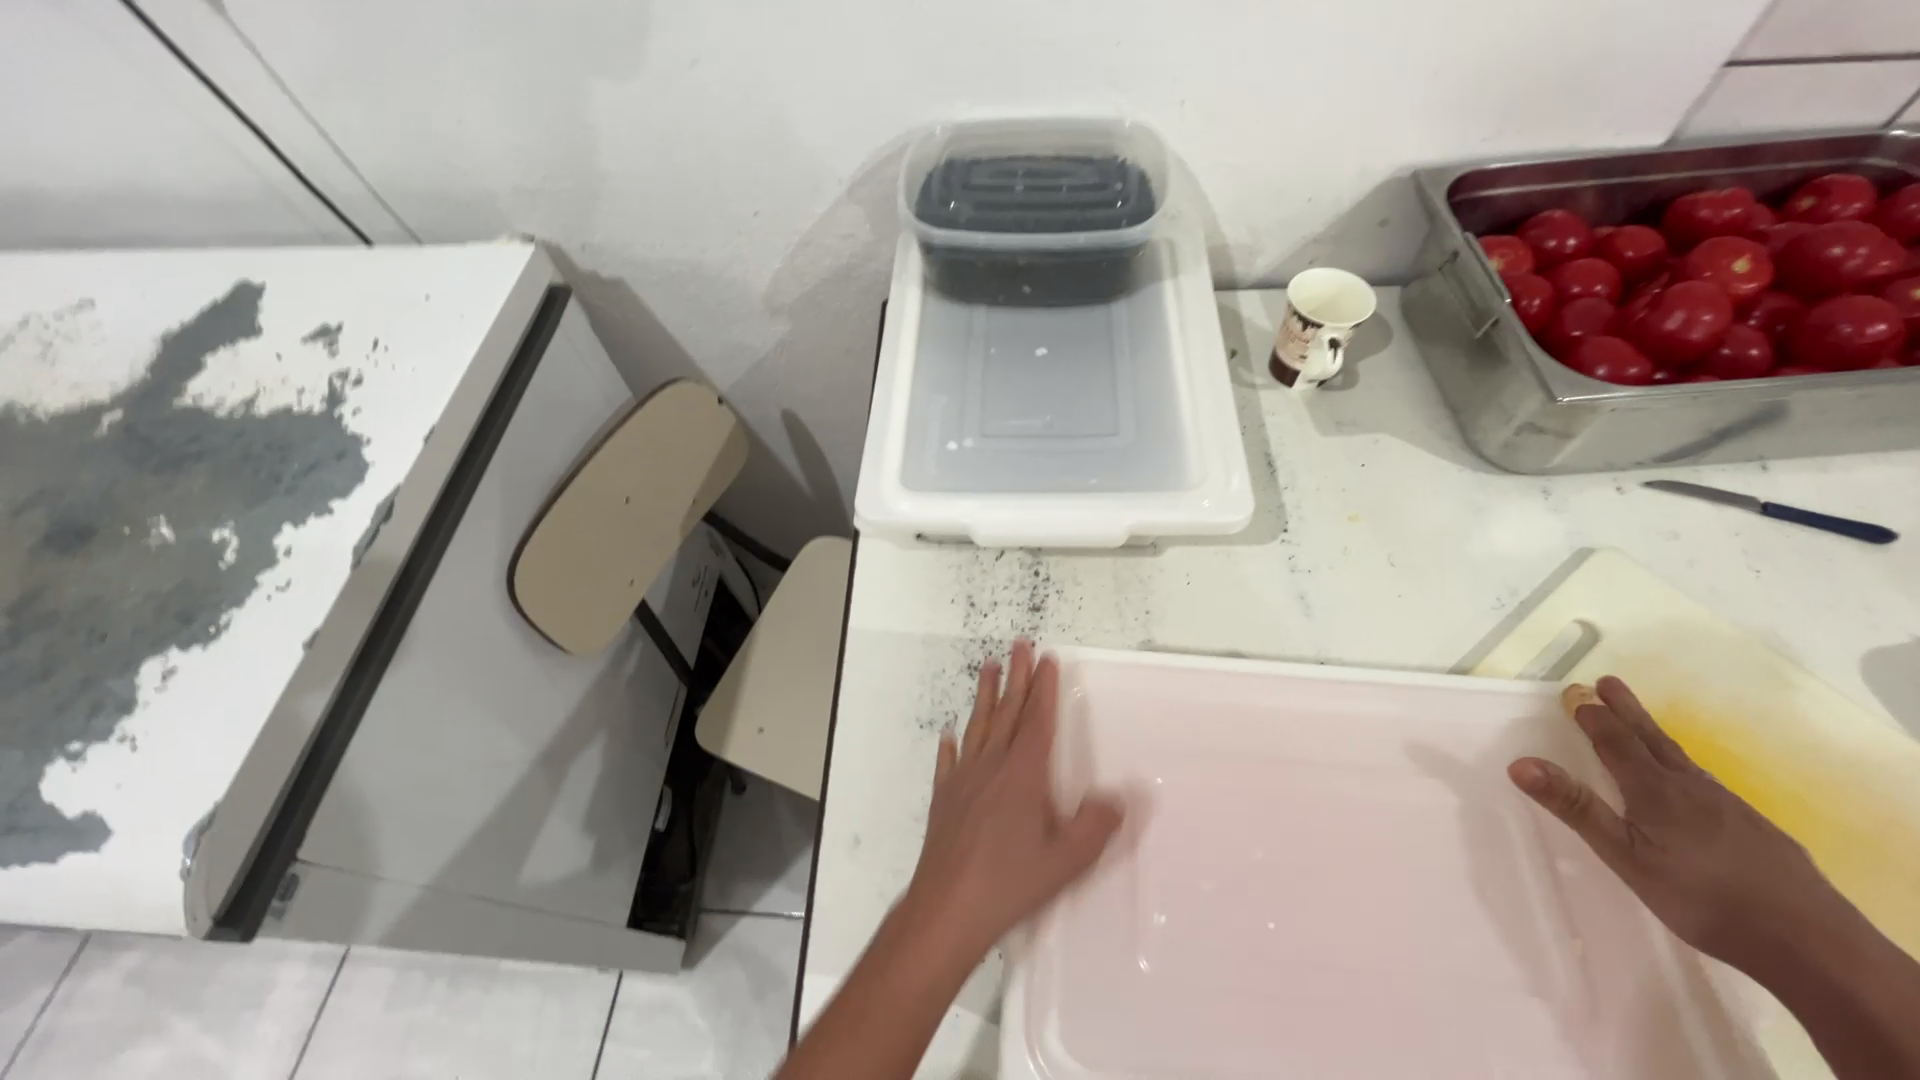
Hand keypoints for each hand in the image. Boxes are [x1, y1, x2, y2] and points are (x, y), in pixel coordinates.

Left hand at [900, 640, 1126, 965]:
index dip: (1044, 687)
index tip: (1047, 658)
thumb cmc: (1011, 883)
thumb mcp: (1068, 861)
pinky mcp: (944, 800)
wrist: (947, 909)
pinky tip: (949, 733)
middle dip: (1017, 676)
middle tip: (1020, 644)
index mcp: (1024, 775)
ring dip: (985, 696)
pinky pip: (949, 762)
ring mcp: (963, 781)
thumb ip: (1097, 826)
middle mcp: (992, 767)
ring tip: (988, 666)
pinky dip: (952, 744)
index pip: (1038, 720)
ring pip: (978, 727)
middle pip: (1007, 712)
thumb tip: (1121, 797)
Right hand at [1508, 676, 1856, 976]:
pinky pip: (1706, 783)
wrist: (1810, 940)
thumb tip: (1520, 763)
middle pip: (1651, 739)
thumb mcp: (1624, 856)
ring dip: (1653, 735)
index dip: (1592, 716)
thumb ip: (1575, 808)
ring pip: (1681, 759)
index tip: (1573, 692)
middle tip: (1607, 682)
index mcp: (1655, 791)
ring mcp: (1728, 806)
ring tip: (1639, 724)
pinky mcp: (1754, 827)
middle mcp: (1691, 787)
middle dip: (1625, 710)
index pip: (1615, 742)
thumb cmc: (1701, 898)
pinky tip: (1689, 785)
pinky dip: (1683, 766)